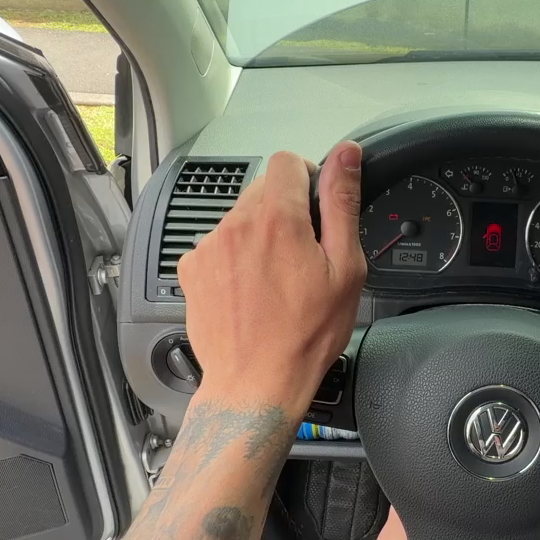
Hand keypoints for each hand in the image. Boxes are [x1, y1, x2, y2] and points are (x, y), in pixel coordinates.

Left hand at [177, 142, 365, 413]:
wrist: (257, 383)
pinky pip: (220, 244)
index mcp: (277, 218)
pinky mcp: (193, 269)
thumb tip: (346, 155)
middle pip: (264, 189)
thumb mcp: (344, 267)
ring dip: (261, 235)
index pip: (288, 161)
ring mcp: (208, 247)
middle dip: (287, 211)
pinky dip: (237, 257)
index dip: (310, 178)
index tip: (318, 209)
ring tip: (278, 280)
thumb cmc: (306, 335)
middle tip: (305, 255)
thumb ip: (342, 203)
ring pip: (241, 218)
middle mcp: (235, 225)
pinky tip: (253, 290)